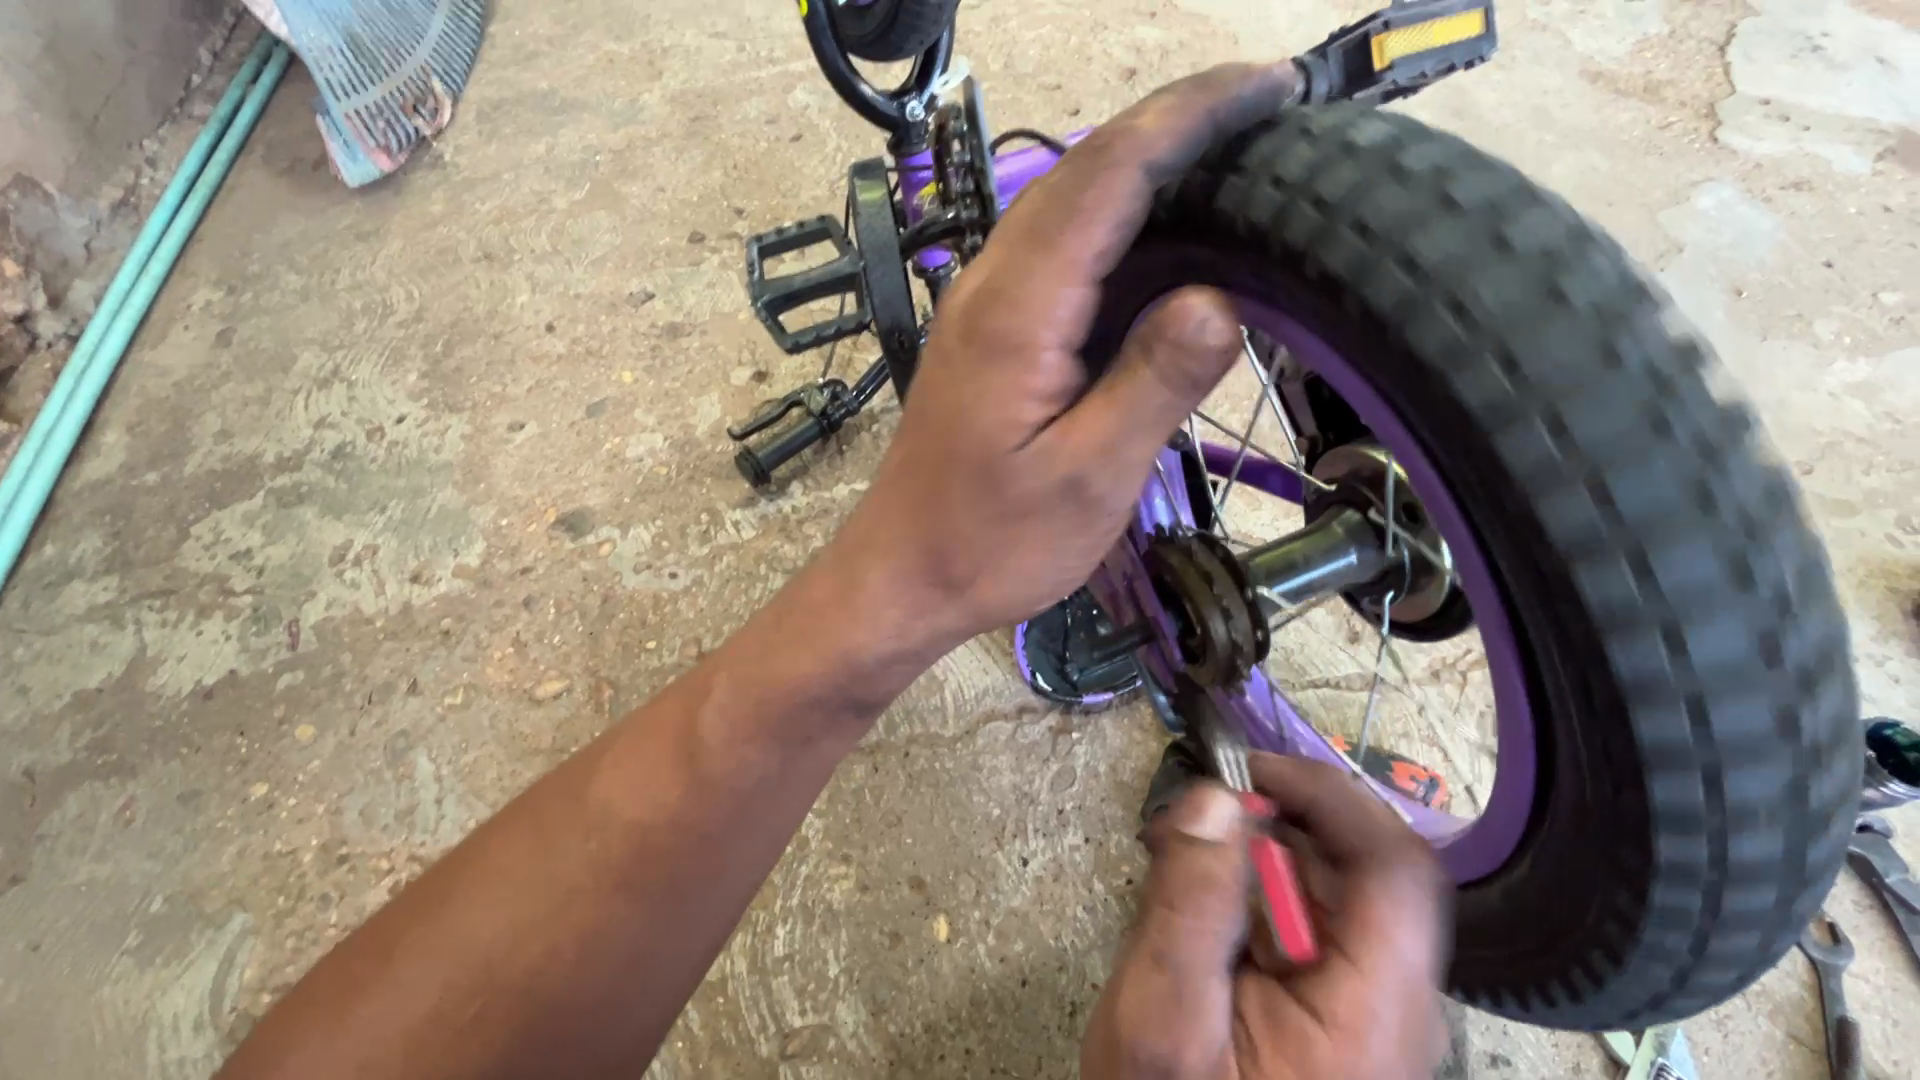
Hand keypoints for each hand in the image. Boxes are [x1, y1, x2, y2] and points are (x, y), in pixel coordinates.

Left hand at [822, 62, 1295, 646]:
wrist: (904, 574)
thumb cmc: (991, 543)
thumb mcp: (1088, 479)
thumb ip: (1152, 384)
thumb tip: (1219, 297)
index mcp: (1019, 311)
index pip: (1108, 176)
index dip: (1190, 118)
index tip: (1269, 87)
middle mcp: (992, 287)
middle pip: (1083, 171)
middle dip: (1174, 123)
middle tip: (1266, 107)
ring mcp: (983, 306)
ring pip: (1066, 204)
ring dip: (1144, 164)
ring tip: (1230, 155)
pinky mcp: (988, 333)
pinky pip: (1056, 250)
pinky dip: (1116, 219)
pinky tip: (1160, 236)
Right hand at [1083, 754, 1450, 1079]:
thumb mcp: (1161, 1018)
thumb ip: (1189, 903)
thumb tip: (1212, 798)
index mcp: (1374, 1014)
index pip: (1395, 869)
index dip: (1332, 797)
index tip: (1249, 772)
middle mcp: (1394, 1005)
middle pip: (1368, 870)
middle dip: (1283, 820)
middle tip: (1195, 815)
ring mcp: (1370, 1010)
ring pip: (1338, 890)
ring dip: (1265, 852)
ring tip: (1185, 856)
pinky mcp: (1340, 1012)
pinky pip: (1315, 923)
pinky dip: (1259, 891)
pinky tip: (1204, 904)